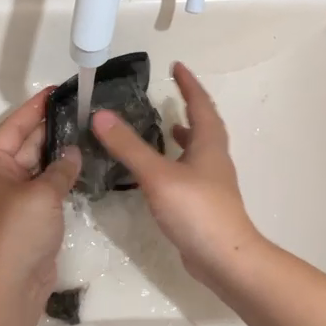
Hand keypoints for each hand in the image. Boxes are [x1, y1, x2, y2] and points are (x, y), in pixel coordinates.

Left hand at [0, 87, 81, 299]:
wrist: (11, 286)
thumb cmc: (18, 232)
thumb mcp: (41, 194)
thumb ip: (60, 168)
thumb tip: (73, 153)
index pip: (14, 126)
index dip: (35, 108)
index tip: (58, 91)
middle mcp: (0, 178)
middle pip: (26, 144)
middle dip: (51, 128)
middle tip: (83, 109)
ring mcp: (15, 199)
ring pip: (39, 166)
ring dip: (60, 153)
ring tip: (88, 132)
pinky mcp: (31, 218)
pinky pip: (47, 188)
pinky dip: (63, 177)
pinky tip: (84, 166)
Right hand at [91, 62, 264, 283]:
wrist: (225, 259)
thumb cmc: (197, 211)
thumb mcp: (158, 175)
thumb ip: (129, 146)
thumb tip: (100, 115)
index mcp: (208, 144)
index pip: (200, 105)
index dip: (189, 84)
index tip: (176, 66)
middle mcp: (214, 160)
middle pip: (204, 125)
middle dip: (189, 107)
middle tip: (170, 93)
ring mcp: (211, 184)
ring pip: (198, 151)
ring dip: (183, 136)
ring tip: (164, 128)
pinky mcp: (203, 205)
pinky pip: (189, 173)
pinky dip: (176, 163)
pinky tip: (160, 174)